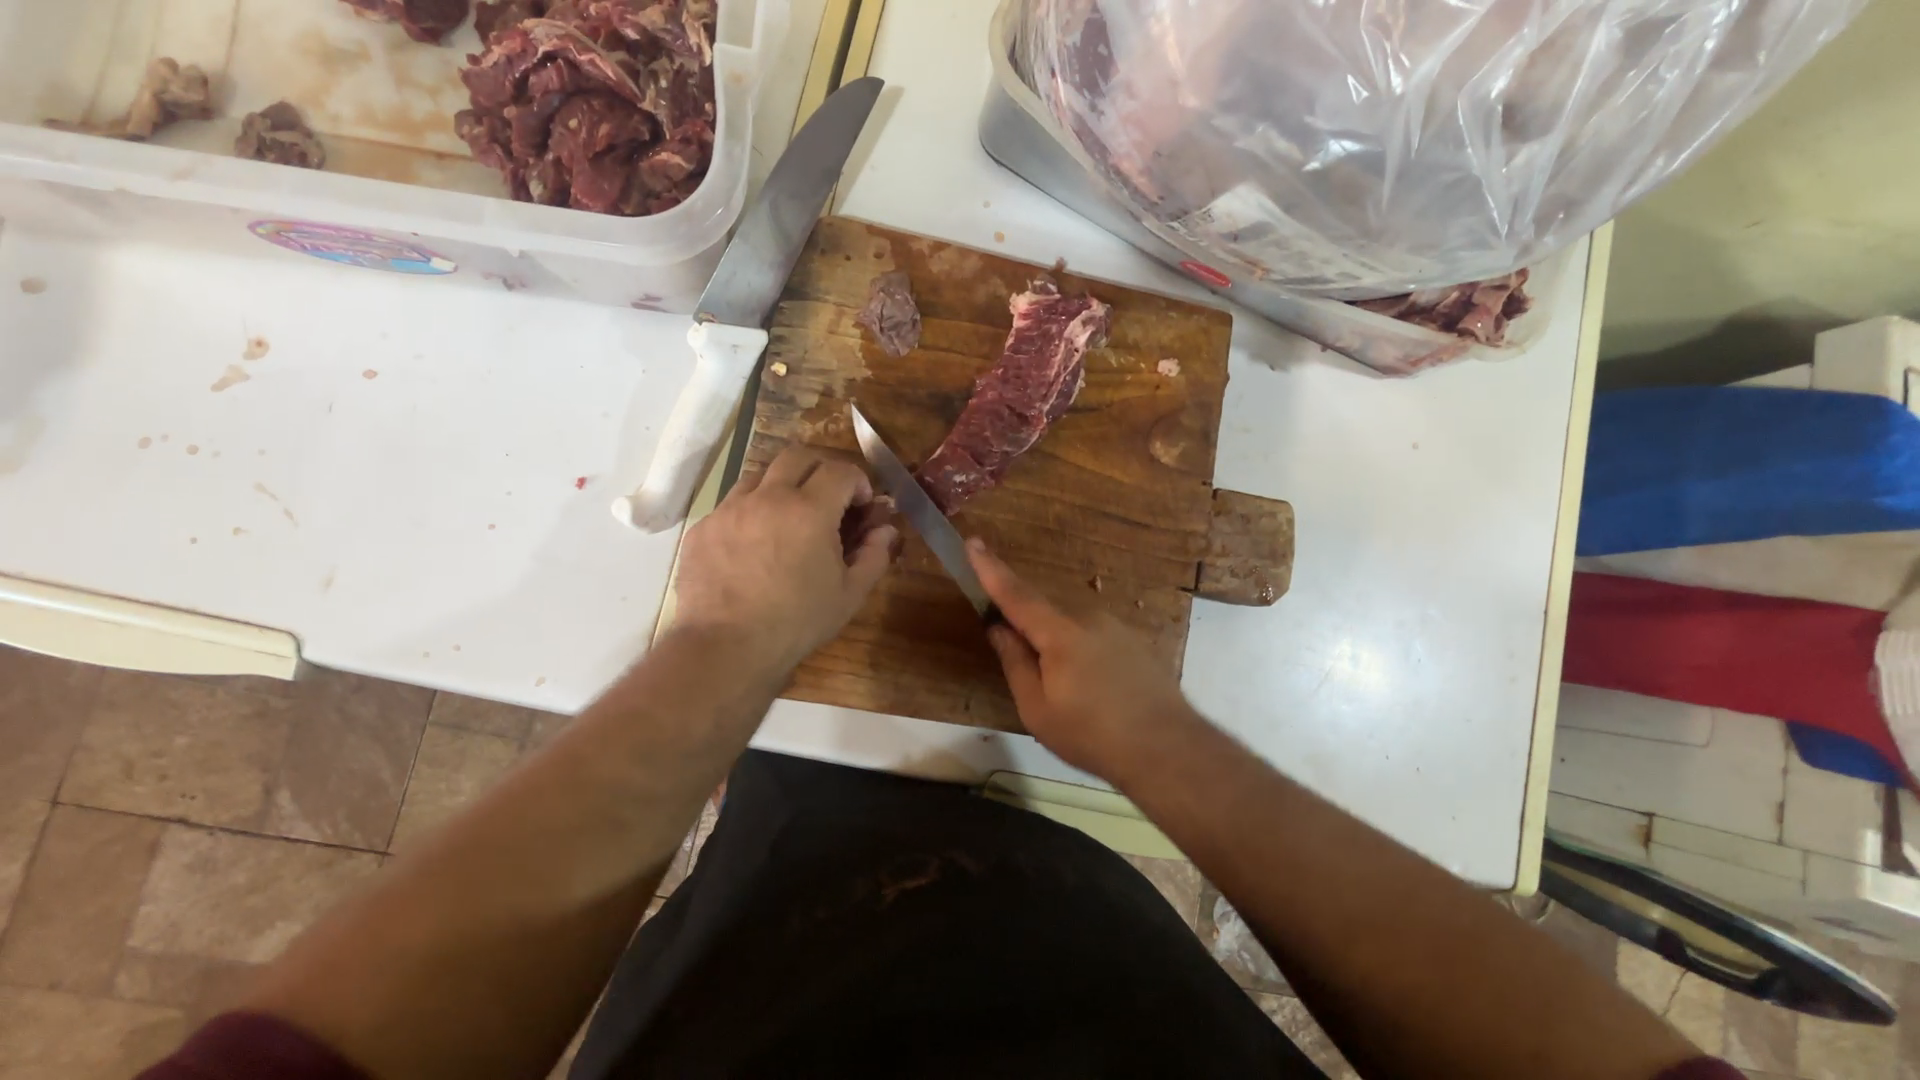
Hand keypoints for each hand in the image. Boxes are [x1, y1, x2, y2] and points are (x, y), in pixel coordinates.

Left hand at [672, 447, 898, 675]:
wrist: (725, 647)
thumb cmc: (797, 623)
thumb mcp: (849, 595)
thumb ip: (874, 555)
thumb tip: (887, 530)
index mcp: (809, 510)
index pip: (840, 470)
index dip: (857, 482)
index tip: (860, 505)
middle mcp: (768, 498)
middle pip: (797, 456)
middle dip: (820, 470)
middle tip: (827, 499)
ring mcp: (729, 510)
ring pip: (760, 476)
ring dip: (782, 487)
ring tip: (788, 521)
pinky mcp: (703, 528)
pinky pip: (731, 506)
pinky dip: (750, 514)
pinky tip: (753, 548)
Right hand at [968, 539, 1202, 779]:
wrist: (1168, 748)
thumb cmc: (1092, 734)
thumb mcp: (1037, 709)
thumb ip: (1015, 663)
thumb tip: (998, 628)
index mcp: (1060, 632)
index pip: (1016, 594)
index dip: (990, 570)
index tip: (973, 542)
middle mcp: (1090, 618)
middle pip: (1044, 613)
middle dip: (1026, 630)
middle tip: (1026, 673)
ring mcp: (1117, 628)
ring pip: (1070, 627)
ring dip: (1057, 649)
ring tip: (1067, 699)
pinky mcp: (1135, 643)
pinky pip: (1093, 638)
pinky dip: (1081, 656)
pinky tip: (1093, 695)